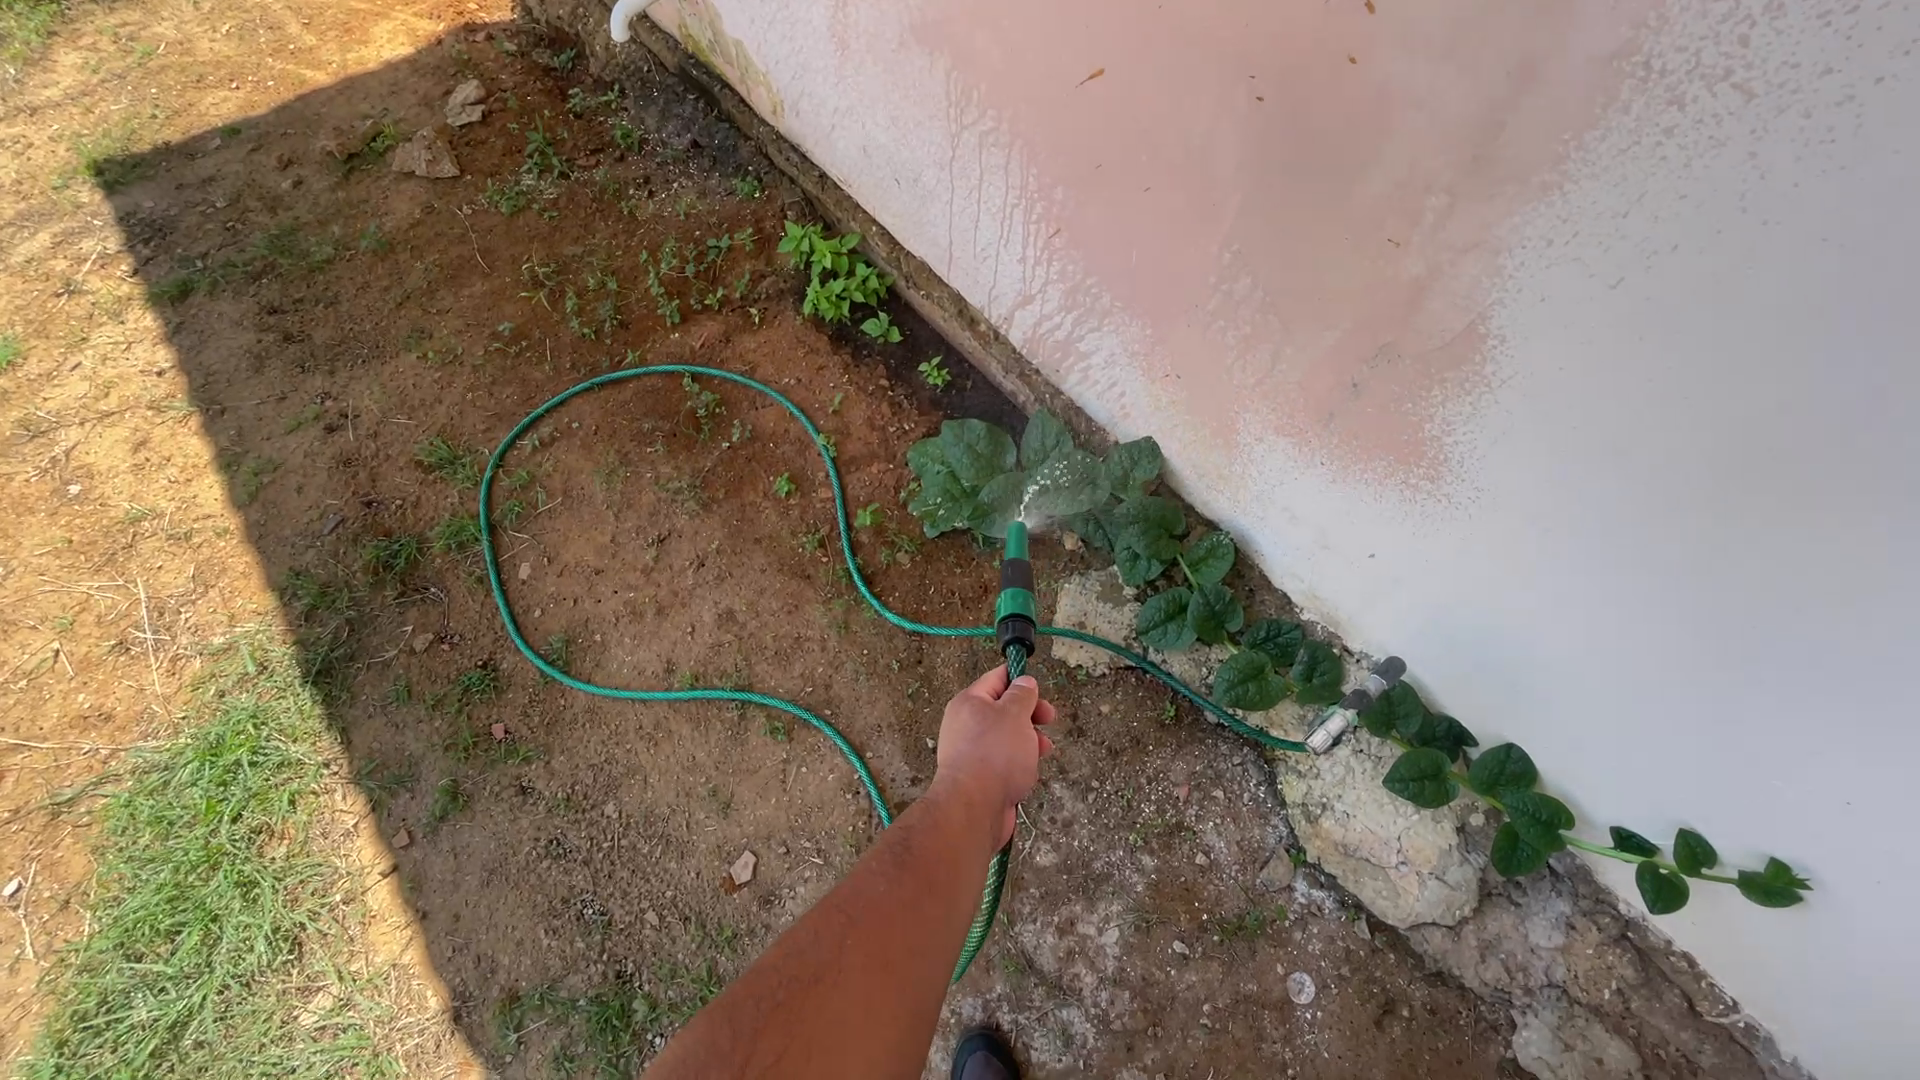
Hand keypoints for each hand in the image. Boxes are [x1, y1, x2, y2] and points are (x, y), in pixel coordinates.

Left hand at [931, 665, 1055, 848]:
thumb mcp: (1015, 714)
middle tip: (1049, 717)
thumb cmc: (995, 754)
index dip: (1019, 678)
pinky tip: (1029, 773)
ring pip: (1008, 737)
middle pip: (1004, 709)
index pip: (996, 678)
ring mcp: (973, 752)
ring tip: (1043, 749)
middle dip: (1030, 713)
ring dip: (1029, 740)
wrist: (975, 808)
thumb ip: (1022, 694)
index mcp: (970, 702)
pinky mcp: (981, 776)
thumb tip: (1024, 681)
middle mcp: (967, 724)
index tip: (1039, 687)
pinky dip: (1020, 763)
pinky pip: (1005, 761)